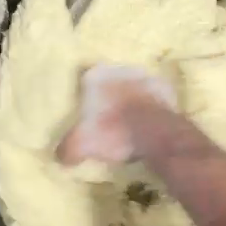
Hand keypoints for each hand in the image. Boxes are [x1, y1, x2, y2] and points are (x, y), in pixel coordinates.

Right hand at [58, 65, 177, 165]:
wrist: (155, 132)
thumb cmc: (112, 132)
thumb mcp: (81, 145)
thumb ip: (68, 149)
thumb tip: (60, 157)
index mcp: (94, 75)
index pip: (83, 77)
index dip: (84, 93)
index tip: (85, 109)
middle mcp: (118, 68)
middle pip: (109, 80)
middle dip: (107, 95)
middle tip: (106, 116)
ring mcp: (144, 76)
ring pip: (132, 86)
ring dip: (129, 99)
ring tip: (128, 121)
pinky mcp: (165, 88)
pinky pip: (152, 96)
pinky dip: (149, 106)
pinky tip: (147, 121)